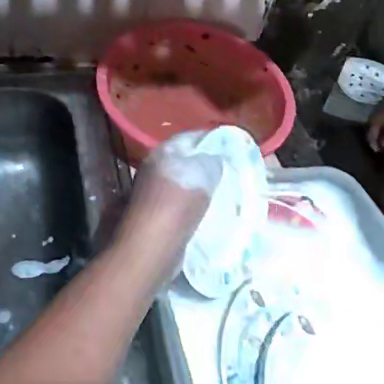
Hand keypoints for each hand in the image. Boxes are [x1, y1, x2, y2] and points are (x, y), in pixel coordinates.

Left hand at [109, 137, 219, 288]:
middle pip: (185, 159)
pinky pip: (180, 202)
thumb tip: (216, 158)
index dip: (211, 139)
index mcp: (162, 152)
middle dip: (207, 164)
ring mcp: (151, 191)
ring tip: (225, 192)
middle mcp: (153, 167)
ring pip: (183, 181)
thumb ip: (212, 160)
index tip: (232, 147)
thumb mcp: (203, 173)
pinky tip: (210, 211)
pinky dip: (195, 204)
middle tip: (231, 171)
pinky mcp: (155, 214)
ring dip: (201, 186)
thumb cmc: (176, 205)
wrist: (151, 247)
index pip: (190, 137)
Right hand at [366, 84, 383, 150]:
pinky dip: (381, 128)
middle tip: (381, 147)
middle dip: (375, 140)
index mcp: (374, 123)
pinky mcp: (381, 110)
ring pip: (375, 126)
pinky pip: (379, 122)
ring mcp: (376, 113)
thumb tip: (383, 145)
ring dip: (378, 134)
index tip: (377, 152)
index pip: (370, 136)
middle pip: (371, 131)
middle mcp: (372, 118)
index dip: (373, 145)